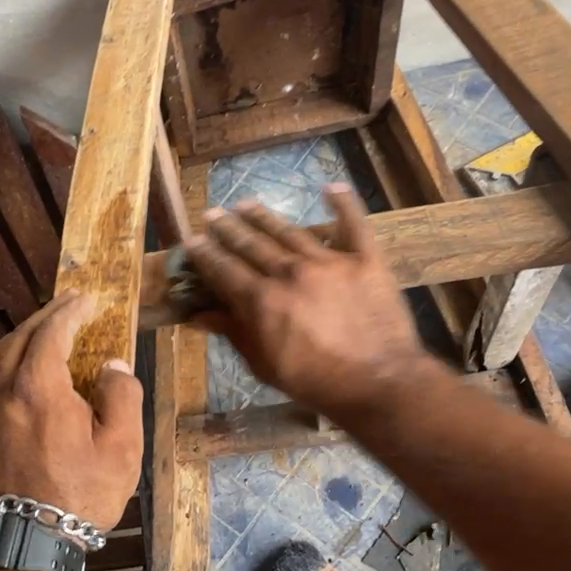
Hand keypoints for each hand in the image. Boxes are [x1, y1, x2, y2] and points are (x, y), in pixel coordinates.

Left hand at [0, 291, 143, 530]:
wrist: (26, 543)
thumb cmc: (81, 495)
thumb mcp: (122, 447)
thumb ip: (121, 396)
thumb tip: (111, 365)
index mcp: (38, 387)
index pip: (52, 333)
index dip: (71, 311)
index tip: (86, 299)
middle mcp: (0, 391)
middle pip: (19, 338)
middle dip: (45, 318)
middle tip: (67, 307)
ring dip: (17, 339)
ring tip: (38, 334)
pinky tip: (6, 375)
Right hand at [184, 184, 436, 415]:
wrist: (377, 382)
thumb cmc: (315, 382)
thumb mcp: (264, 365)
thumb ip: (233, 333)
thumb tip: (198, 316)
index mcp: (262, 300)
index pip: (225, 270)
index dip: (206, 255)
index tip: (193, 240)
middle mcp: (290, 272)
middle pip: (252, 244)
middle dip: (229, 229)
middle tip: (213, 214)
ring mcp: (330, 262)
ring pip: (290, 231)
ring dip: (265, 217)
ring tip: (246, 204)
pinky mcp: (365, 260)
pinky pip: (354, 225)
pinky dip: (343, 204)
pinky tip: (330, 188)